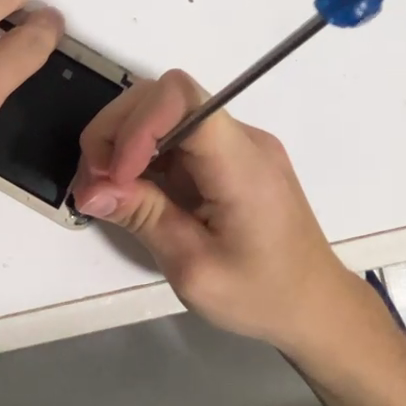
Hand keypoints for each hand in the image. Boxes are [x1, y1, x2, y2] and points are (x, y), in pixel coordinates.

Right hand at [70, 69, 366, 353]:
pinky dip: (139, 155)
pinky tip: (128, 190)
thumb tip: (89, 189)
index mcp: (241, 164)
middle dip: (116, 132)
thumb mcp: (194, 269)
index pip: (181, 97)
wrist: (316, 308)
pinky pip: (172, 136)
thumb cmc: (262, 295)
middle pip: (162, 97)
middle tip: (94, 184)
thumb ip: (143, 218)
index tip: (114, 173)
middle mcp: (241, 139)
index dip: (134, 123)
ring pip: (161, 112)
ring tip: (104, 190)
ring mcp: (234, 144)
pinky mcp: (224, 157)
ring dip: (121, 142)